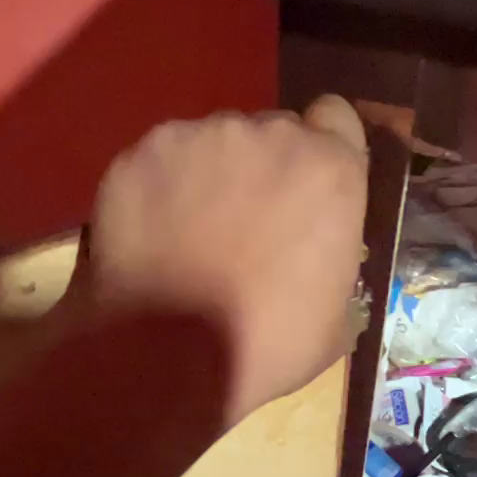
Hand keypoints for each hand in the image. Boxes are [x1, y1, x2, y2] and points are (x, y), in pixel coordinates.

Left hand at [84, 96, 369, 420]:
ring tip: (192, 234)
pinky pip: (161, 162)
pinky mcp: (139, 155)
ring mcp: (197, 138)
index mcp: (329, 171)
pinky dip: (160, 189)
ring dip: (211, 177)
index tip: (309, 186)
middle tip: (247, 223)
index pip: (336, 118)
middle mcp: (268, 135)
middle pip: (272, 133)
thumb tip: (320, 262)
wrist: (171, 358)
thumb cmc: (270, 345)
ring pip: (213, 144)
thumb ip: (333, 260)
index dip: (324, 149)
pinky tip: (153, 236)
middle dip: (265, 169)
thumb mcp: (336, 316)